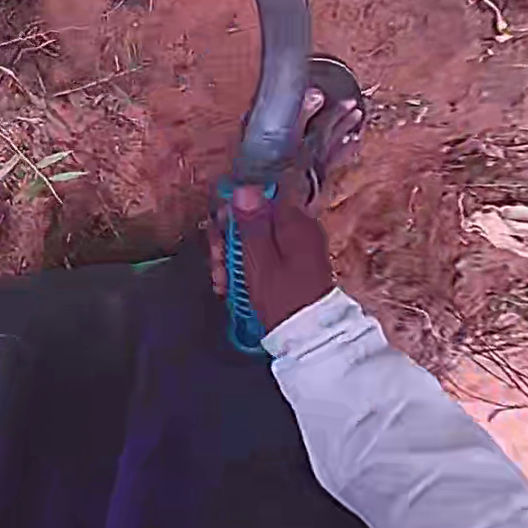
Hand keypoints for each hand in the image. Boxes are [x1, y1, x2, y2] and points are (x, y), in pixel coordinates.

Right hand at [228, 185, 335, 333]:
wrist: (309, 338)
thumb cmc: (283, 300)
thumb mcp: (260, 261)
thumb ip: (252, 224)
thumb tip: (244, 189)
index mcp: (294, 223)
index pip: (257, 200)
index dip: (232, 215)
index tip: (218, 236)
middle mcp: (298, 230)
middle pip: (253, 221)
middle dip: (228, 242)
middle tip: (219, 265)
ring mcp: (296, 248)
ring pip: (253, 241)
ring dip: (232, 259)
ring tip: (223, 282)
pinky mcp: (292, 265)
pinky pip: (263, 256)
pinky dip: (246, 268)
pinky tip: (233, 286)